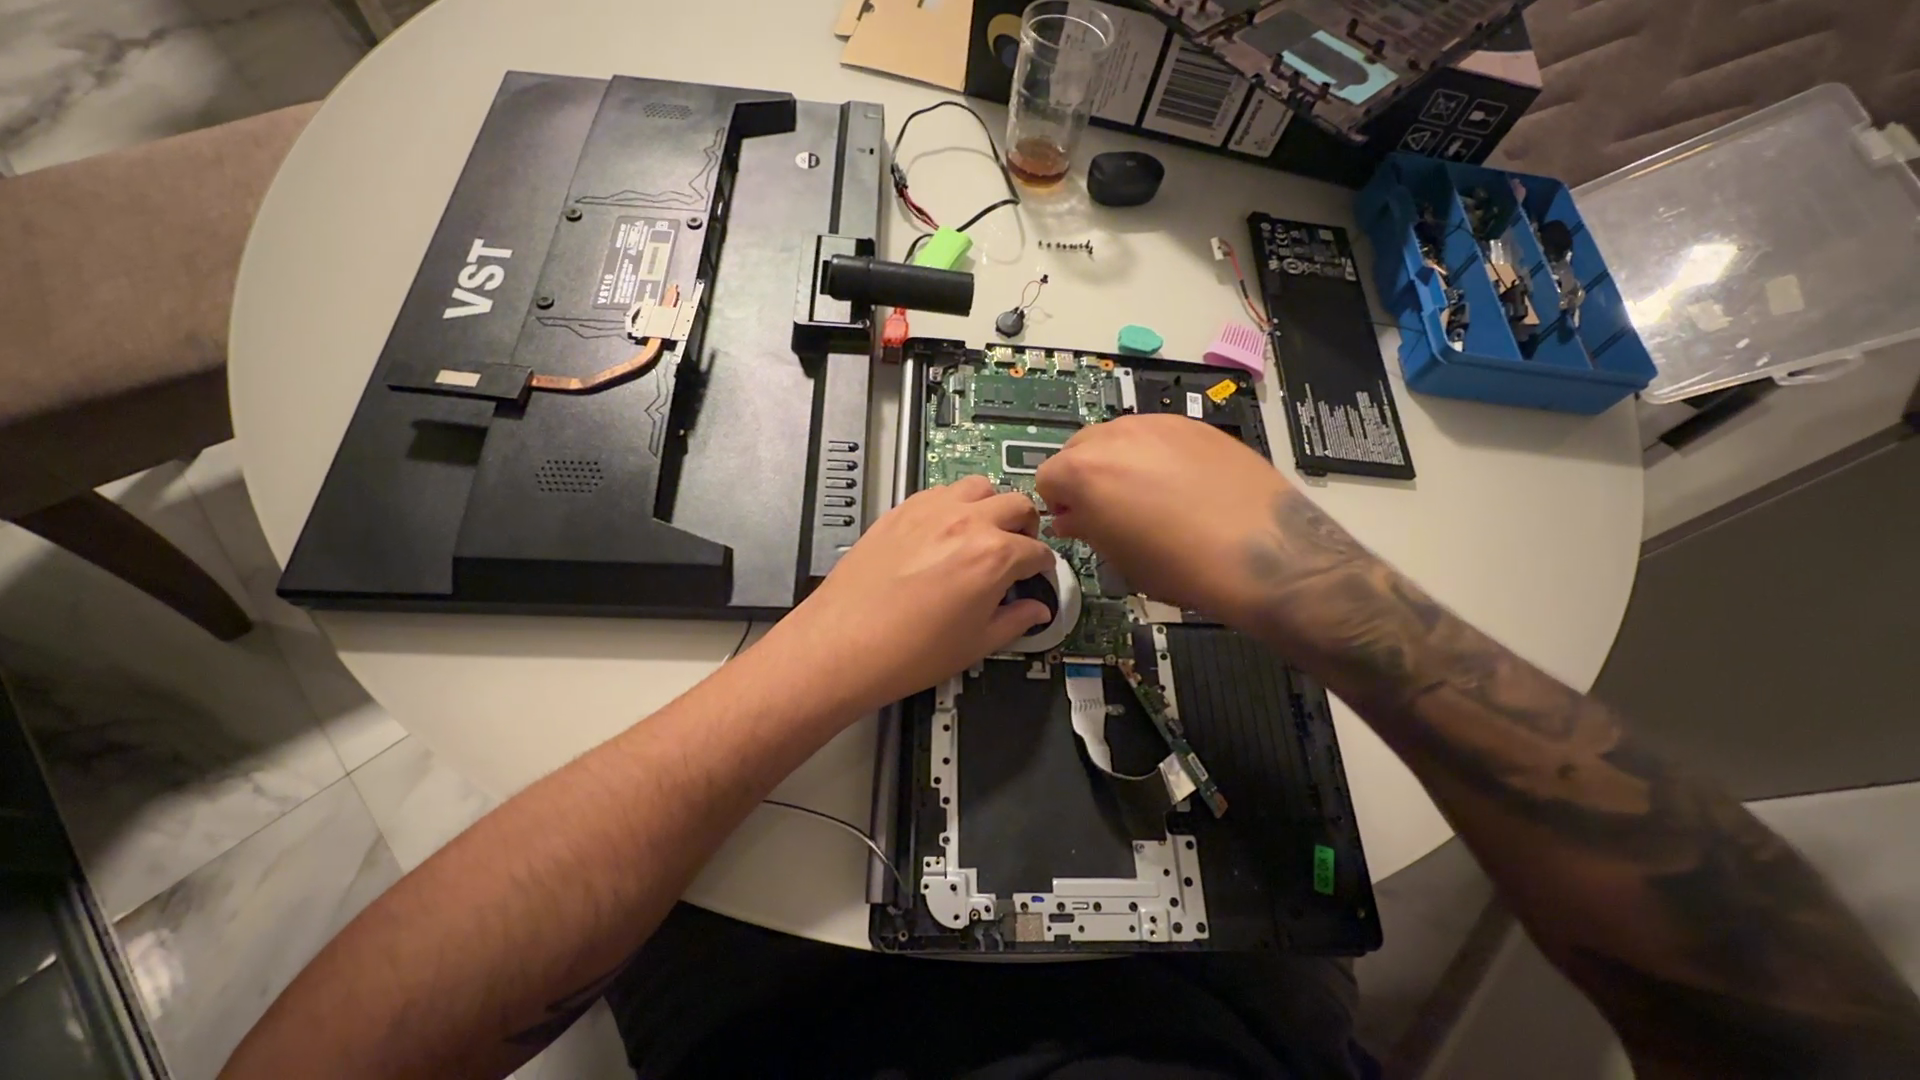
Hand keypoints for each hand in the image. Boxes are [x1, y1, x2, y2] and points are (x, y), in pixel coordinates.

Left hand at [762, 476, 1055, 716]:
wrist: (843, 645)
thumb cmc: (907, 652)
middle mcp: (967, 522)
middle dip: (1026, 526)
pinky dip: (953, 504)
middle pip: (1017, 504)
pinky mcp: (900, 511)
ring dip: (991, 504)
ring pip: (979, 486)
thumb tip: (1036, 612)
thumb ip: (1015, 621)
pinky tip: (945, 531)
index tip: (1037, 577)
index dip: (1043, 568)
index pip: (1038, 551)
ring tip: (984, 530)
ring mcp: (931, 511)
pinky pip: (939, 492)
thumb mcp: (976, 645)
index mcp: (994, 556)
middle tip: (1019, 549)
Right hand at [1036, 414, 1310, 626]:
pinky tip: (1181, 486)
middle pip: (1079, 448)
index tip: (1077, 523)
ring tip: (1148, 497)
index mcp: (1086, 471)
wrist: (1265, 554)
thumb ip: (1088, 528)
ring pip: (1119, 436)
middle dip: (1084, 476)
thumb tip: (1075, 517)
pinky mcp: (1196, 426)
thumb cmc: (1184, 567)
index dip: (1058, 504)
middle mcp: (1117, 436)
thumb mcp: (1121, 559)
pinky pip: (1157, 435)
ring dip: (1119, 462)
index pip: (1046, 477)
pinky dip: (1155, 455)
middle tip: (1108, 510)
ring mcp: (1159, 425)